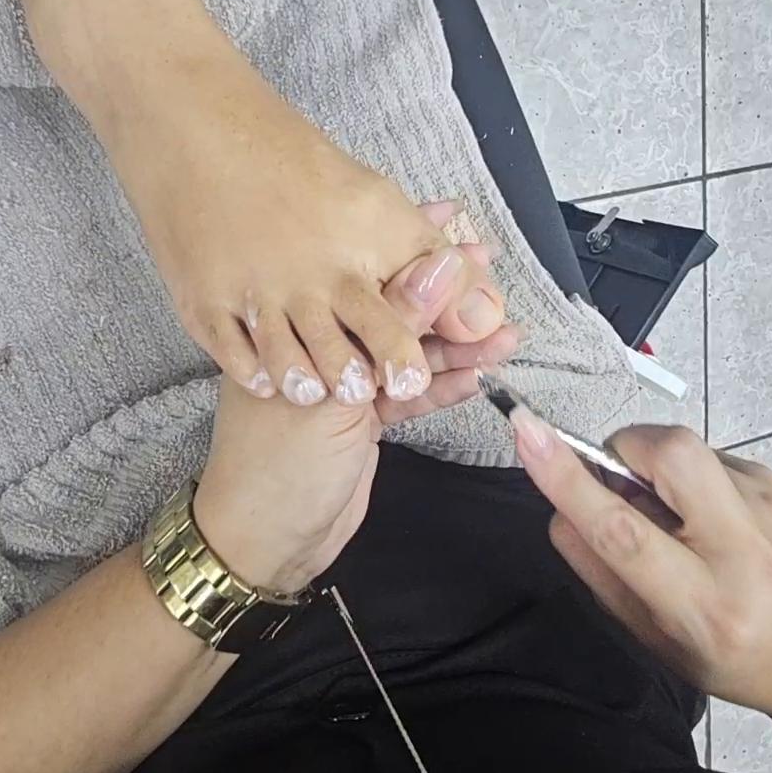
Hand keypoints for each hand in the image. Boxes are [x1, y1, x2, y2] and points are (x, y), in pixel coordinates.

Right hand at [103, 48, 505, 407]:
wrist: (195, 127)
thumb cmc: (293, 161)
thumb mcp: (375, 200)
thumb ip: (424, 254)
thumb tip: (486, 301)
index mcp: (357, 246)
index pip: (398, 323)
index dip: (409, 361)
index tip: (410, 381)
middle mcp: (307, 275)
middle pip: (345, 353)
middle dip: (362, 382)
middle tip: (368, 394)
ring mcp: (252, 290)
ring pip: (290, 366)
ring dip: (311, 384)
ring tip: (319, 392)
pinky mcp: (204, 300)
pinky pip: (235, 357)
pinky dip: (257, 373)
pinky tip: (271, 380)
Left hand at [192, 246, 517, 593]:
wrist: (265, 545)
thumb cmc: (283, 461)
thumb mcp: (343, 388)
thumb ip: (394, 326)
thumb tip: (440, 262)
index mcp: (302, 326)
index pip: (368, 276)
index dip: (414, 252)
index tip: (455, 227)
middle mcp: (325, 350)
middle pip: (395, 316)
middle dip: (447, 300)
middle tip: (492, 279)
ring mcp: (346, 388)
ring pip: (409, 358)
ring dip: (457, 349)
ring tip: (506, 334)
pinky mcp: (363, 423)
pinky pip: (409, 396)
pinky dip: (441, 388)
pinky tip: (476, 375)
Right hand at [510, 415, 771, 719]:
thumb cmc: (719, 653)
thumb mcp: (644, 632)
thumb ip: (592, 565)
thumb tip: (554, 497)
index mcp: (703, 607)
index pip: (623, 532)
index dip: (567, 478)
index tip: (527, 430)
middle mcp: (746, 554)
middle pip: (672, 457)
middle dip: (624, 450)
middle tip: (616, 483)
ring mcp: (768, 510)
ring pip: (682, 445)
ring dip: (649, 464)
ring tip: (663, 511)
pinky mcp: (771, 481)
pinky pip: (699, 451)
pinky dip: (677, 471)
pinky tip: (696, 512)